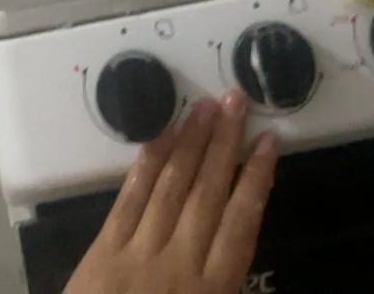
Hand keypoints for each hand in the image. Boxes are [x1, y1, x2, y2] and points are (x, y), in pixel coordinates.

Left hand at [63, 91, 277, 293]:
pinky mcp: (103, 250)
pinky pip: (130, 198)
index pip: (242, 223)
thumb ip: (226, 281)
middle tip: (237, 99)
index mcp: (212, 292)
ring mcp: (139, 253)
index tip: (269, 142)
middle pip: (208, 192)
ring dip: (192, 142)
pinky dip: (148, 164)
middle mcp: (179, 264)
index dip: (257, 179)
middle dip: (225, 143)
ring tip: (207, 106)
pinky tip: (163, 136)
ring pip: (172, 185)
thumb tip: (242, 236)